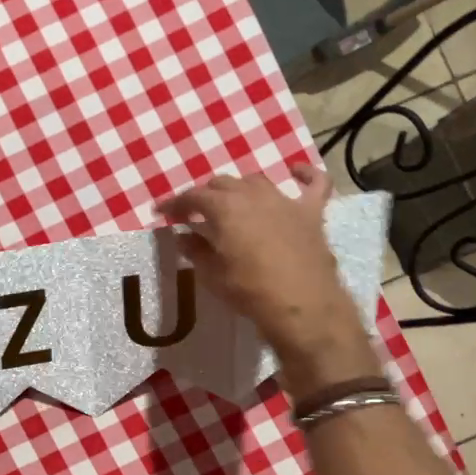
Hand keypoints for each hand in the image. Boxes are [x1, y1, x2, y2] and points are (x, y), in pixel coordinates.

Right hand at [159, 167, 378, 398]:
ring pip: (257, 181)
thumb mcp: (212, 274)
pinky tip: (295, 171)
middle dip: (205, 195)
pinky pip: (313, 182)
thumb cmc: (248, 290)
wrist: (299, 302)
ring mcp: (285, 200)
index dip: (175, 203)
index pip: (193, 196)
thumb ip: (196, 250)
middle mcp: (253, 196)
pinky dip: (303, 174)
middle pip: (223, 183)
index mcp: (225, 209)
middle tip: (194, 212)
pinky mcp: (311, 211)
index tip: (162, 211)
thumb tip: (184, 237)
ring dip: (239, 188)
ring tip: (231, 202)